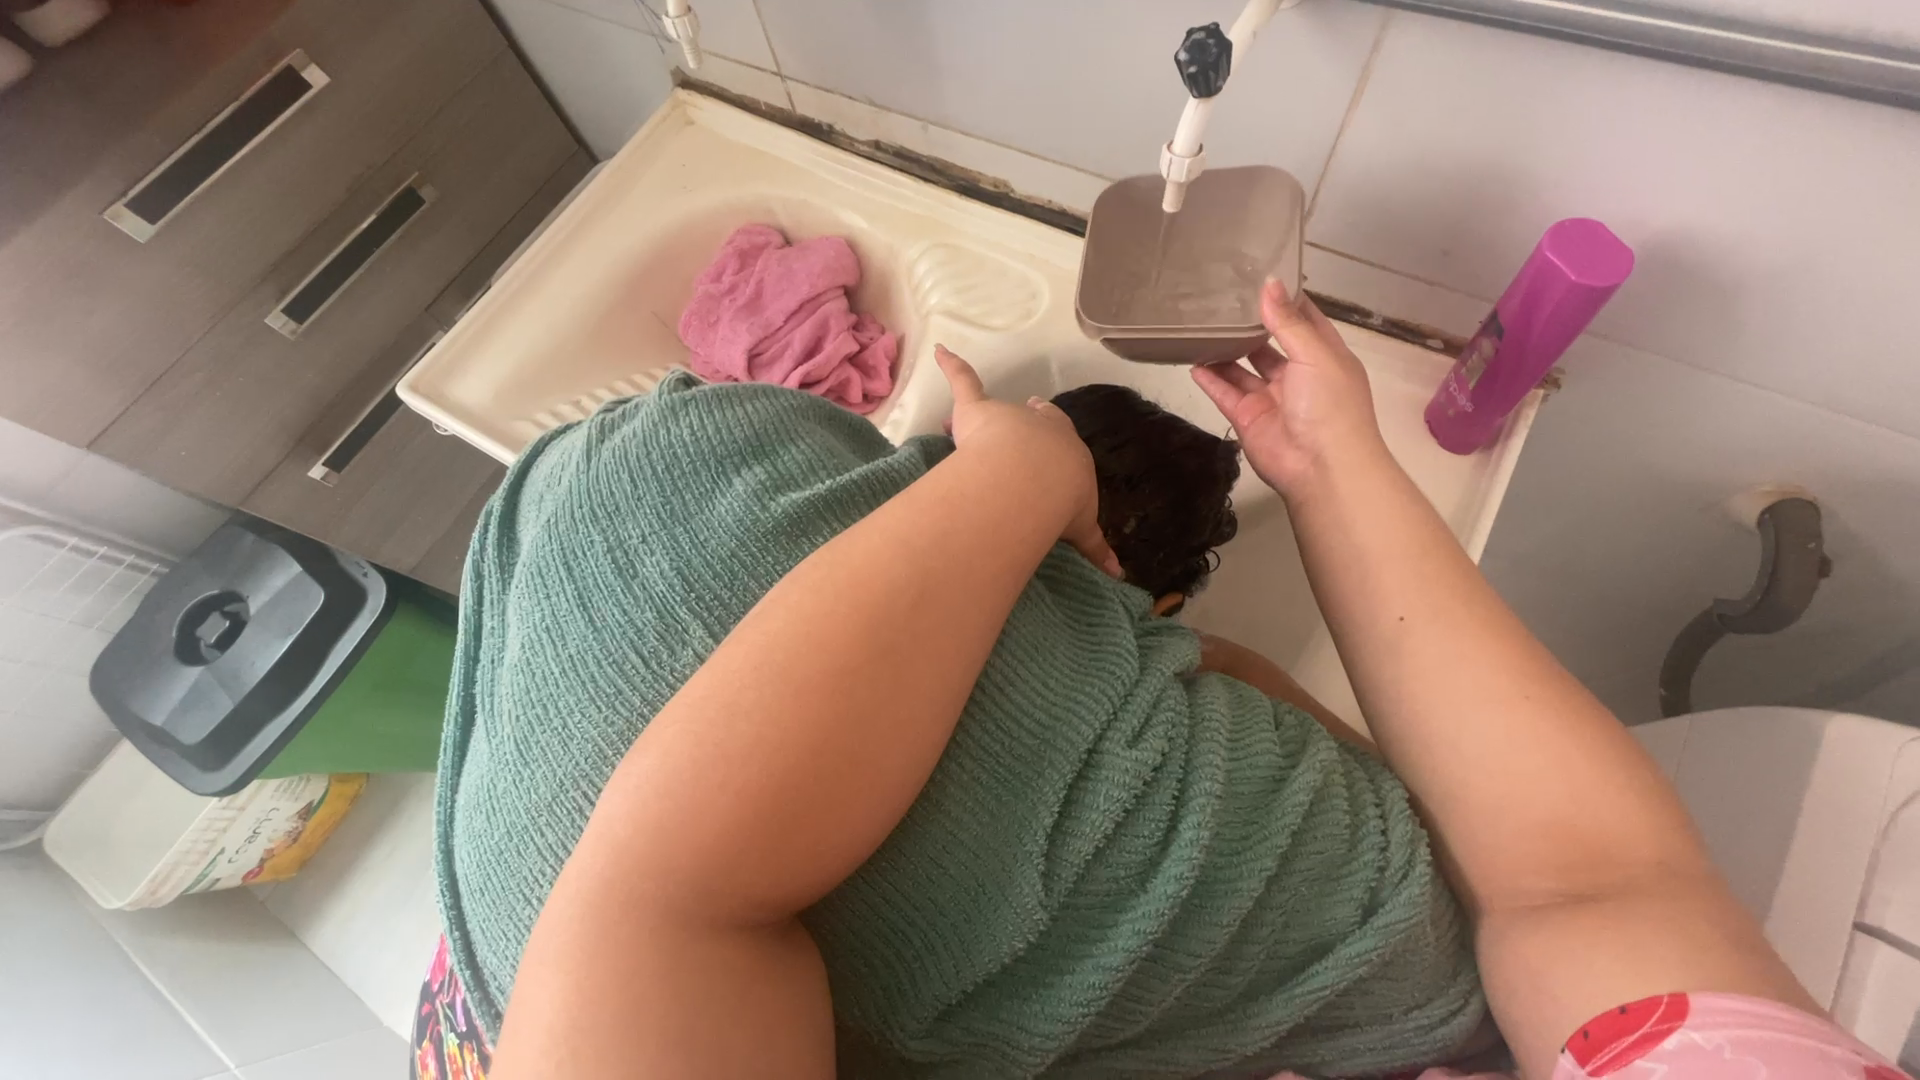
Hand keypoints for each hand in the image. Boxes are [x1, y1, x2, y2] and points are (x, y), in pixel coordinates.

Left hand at [935, 345, 1120, 577]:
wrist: (1034, 481)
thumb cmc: (1061, 501)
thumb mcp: (1082, 527)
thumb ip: (1095, 548)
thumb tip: (1118, 576)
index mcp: (1068, 449)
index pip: (1063, 436)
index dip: (1055, 432)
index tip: (1051, 425)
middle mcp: (1042, 427)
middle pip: (1036, 419)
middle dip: (1031, 420)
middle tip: (1027, 415)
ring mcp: (1008, 417)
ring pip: (997, 414)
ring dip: (986, 419)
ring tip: (966, 425)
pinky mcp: (976, 412)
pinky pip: (964, 382)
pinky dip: (951, 366)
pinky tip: (938, 352)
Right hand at [1191, 281, 1386, 497]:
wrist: (1321, 467)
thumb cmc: (1330, 405)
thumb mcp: (1315, 355)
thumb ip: (1288, 322)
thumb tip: (1269, 284)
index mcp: (1324, 356)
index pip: (1303, 319)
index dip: (1284, 299)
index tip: (1260, 274)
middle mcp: (1297, 374)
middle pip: (1269, 343)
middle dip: (1250, 324)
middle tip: (1221, 298)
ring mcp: (1270, 398)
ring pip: (1243, 368)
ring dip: (1225, 351)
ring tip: (1201, 326)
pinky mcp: (1247, 419)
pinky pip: (1225, 394)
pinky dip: (1210, 380)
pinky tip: (1193, 362)